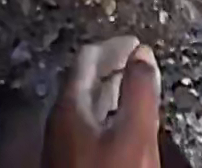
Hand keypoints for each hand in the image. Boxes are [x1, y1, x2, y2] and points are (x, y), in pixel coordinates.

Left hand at [43, 35, 162, 167]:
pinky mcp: (71, 163)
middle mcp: (59, 121)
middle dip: (114, 69)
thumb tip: (142, 52)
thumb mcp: (133, 134)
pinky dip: (109, 118)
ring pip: (88, 109)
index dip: (114, 46)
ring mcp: (62, 145)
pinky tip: (124, 132)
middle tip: (140, 65)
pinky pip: (90, 130)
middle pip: (86, 82)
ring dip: (113, 95)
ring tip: (137, 95)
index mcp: (68, 105)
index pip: (88, 58)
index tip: (138, 44)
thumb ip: (139, 91)